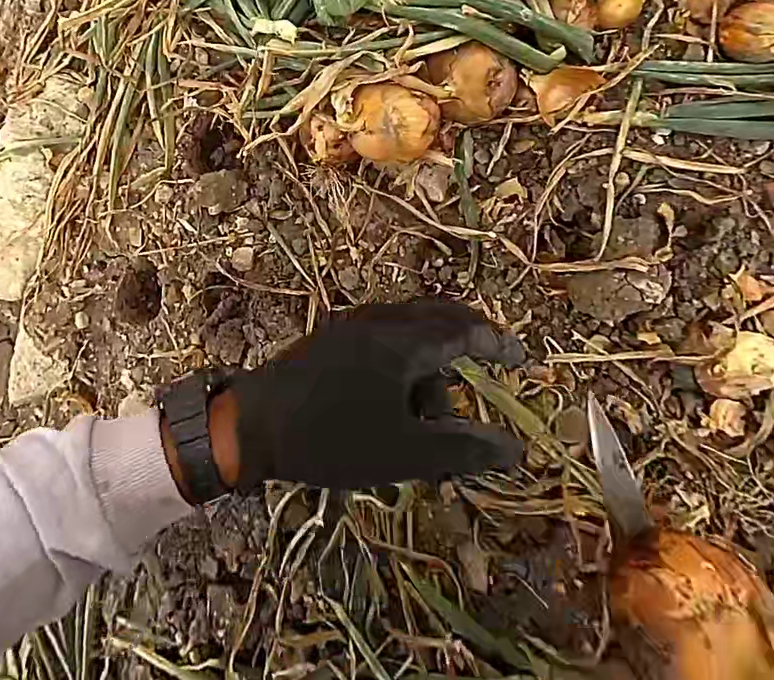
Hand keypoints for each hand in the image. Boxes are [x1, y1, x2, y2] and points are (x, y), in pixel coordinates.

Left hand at [224, 299, 524, 489]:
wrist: (253, 424)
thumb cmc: (332, 439)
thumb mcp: (404, 453)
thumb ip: (462, 447)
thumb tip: (515, 449)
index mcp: (404, 341)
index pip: (465, 331)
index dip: (497, 344)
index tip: (520, 359)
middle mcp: (382, 320)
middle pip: (440, 319)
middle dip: (467, 344)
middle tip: (486, 369)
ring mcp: (355, 323)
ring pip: (411, 332)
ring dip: (431, 365)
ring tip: (428, 418)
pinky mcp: (335, 335)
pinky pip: (385, 338)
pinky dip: (404, 363)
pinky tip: (395, 402)